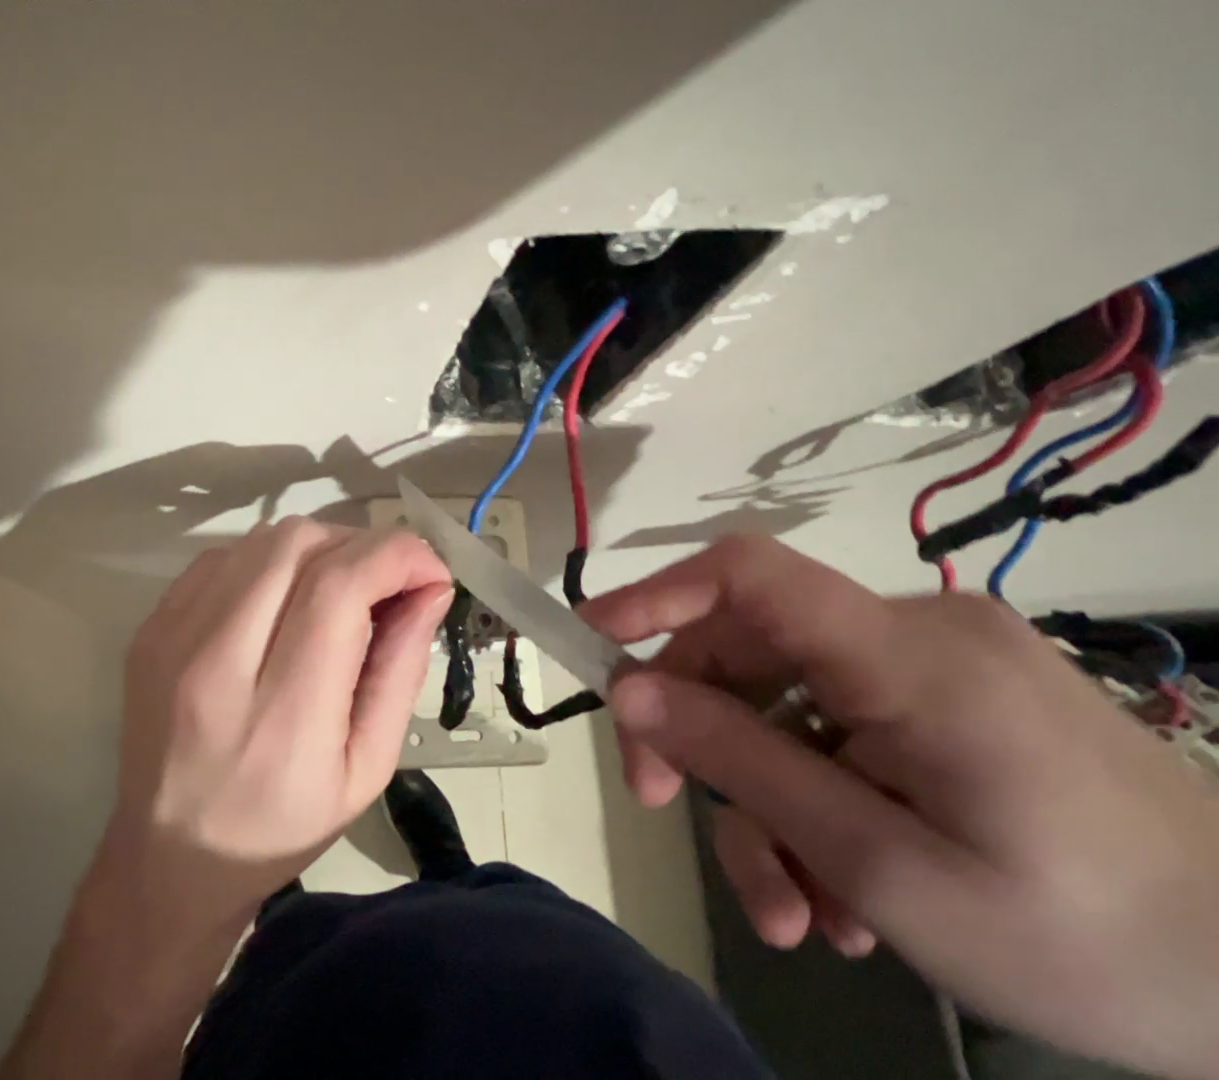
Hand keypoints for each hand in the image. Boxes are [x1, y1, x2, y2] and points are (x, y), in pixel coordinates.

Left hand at [98, 518, 453, 931]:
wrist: (170, 855)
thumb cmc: (281, 826)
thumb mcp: (367, 770)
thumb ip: (400, 672)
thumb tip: (427, 590)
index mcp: (282, 712)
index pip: (340, 585)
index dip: (398, 556)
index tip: (429, 572)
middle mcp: (216, 661)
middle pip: (298, 545)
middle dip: (359, 546)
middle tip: (385, 586)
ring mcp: (172, 637)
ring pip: (258, 540)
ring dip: (315, 550)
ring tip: (337, 593)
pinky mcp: (150, 629)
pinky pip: (219, 558)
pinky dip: (265, 563)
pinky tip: (280, 601)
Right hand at [583, 535, 1218, 1079]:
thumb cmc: (1081, 936)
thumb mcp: (879, 863)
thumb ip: (742, 764)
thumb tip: (630, 691)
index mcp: (912, 657)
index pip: (751, 575)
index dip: (653, 593)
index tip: (587, 643)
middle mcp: (920, 636)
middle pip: (751, 653)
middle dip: (701, 742)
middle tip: (668, 816)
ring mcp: (943, 670)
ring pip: (790, 713)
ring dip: (766, 806)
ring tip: (794, 917)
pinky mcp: (957, 707)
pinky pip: (843, 735)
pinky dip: (818, 806)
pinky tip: (842, 897)